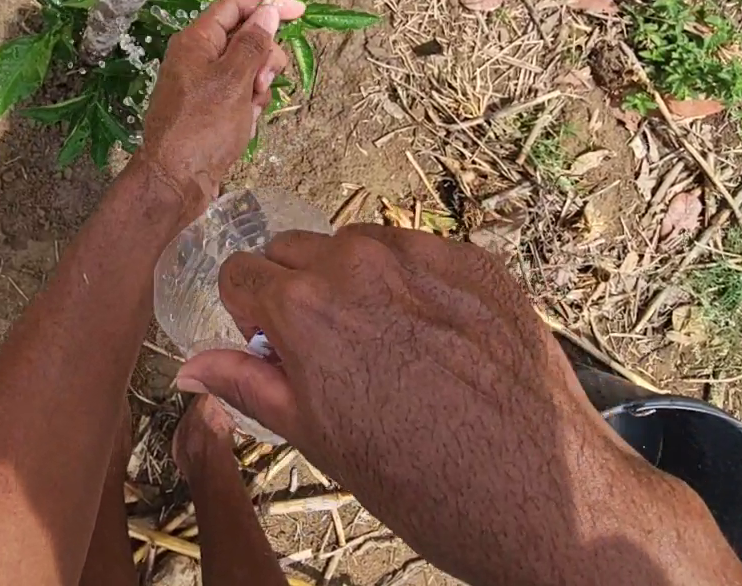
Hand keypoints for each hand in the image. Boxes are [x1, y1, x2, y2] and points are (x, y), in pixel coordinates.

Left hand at [135, 0, 303, 210]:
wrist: (176, 180)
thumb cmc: (202, 128)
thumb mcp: (233, 81)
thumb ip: (252, 44)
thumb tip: (268, 12)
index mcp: (196, 40)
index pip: (235, 6)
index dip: (267, 4)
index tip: (299, 11)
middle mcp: (197, 56)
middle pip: (245, 37)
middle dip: (264, 56)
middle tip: (262, 82)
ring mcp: (203, 83)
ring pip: (247, 68)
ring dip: (258, 86)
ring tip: (250, 109)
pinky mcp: (210, 107)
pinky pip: (240, 93)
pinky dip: (249, 106)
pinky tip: (245, 124)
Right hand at [175, 224, 741, 585]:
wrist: (551, 497)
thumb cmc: (424, 483)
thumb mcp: (319, 441)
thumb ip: (247, 385)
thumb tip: (189, 366)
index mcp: (303, 307)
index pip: (239, 272)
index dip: (250, 313)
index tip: (275, 345)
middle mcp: (353, 262)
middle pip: (290, 249)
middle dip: (295, 289)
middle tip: (332, 348)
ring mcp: (416, 252)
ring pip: (350, 244)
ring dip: (351, 280)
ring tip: (390, 341)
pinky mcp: (468, 254)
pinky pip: (411, 248)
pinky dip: (407, 278)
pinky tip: (436, 332)